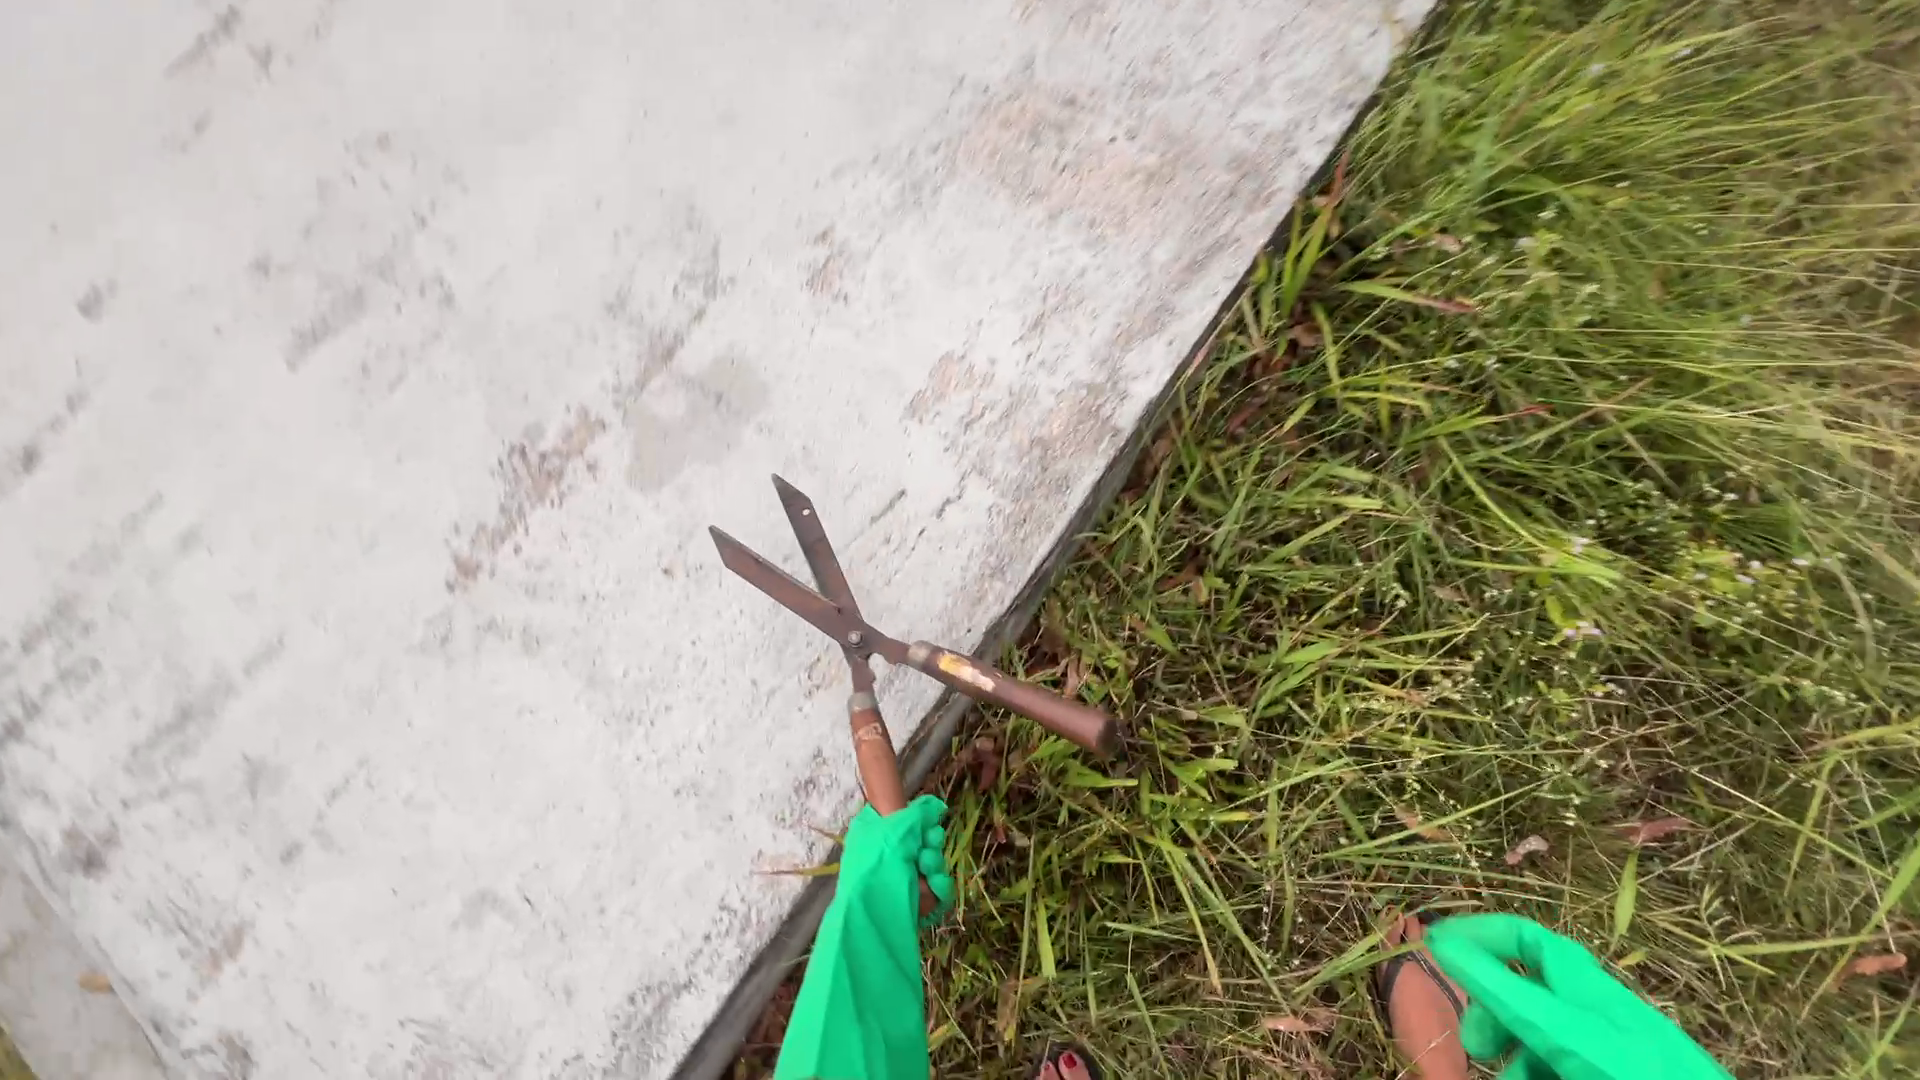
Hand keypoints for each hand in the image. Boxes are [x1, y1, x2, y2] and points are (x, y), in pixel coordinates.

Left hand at [774, 795, 953, 1079]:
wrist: (870, 905)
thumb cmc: (879, 858)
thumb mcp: (901, 823)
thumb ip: (923, 812)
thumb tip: (938, 807)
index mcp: (879, 837)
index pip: (910, 826)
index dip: (923, 827)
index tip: (926, 830)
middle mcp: (890, 859)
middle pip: (927, 847)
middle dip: (932, 848)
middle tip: (924, 855)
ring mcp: (901, 884)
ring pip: (934, 870)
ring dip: (936, 869)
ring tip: (926, 873)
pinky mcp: (912, 907)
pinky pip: (937, 894)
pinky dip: (939, 890)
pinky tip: (932, 888)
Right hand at [1426, 914, 1730, 1079]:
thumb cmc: (1633, 1076)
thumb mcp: (1560, 1032)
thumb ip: (1500, 988)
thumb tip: (1438, 939)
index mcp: (1587, 990)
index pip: (1525, 938)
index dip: (1478, 935)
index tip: (1434, 949)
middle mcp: (1599, 1017)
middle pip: (1527, 991)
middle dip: (1488, 1012)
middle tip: (1473, 1048)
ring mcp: (1611, 1055)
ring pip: (1542, 1039)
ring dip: (1511, 1055)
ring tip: (1500, 1079)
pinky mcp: (1617, 1077)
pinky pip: (1563, 1066)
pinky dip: (1537, 1072)